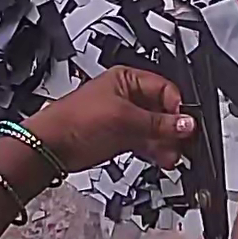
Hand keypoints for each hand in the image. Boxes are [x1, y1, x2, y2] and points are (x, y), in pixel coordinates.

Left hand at [22, 65, 195, 170]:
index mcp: (127, 79)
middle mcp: (127, 96)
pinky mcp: (120, 137)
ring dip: (166, 142)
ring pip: (156, 129)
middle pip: (162, 110)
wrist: (52, 145)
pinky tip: (163, 159)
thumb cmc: (75, 120)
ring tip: (172, 155)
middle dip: (173, 127)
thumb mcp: (124, 118)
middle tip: (182, 143)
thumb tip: (186, 123)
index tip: (185, 125)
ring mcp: (124, 118)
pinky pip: (146, 142)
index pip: (165, 89)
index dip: (176, 107)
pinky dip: (155, 150)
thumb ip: (157, 123)